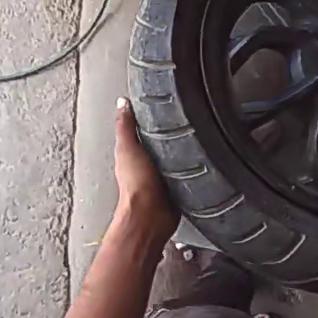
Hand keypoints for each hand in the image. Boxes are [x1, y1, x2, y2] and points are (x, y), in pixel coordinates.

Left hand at [113, 99, 177, 242]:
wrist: (153, 215)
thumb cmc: (138, 186)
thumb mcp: (128, 148)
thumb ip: (126, 125)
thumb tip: (122, 103)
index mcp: (130, 155)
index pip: (138, 131)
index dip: (146, 118)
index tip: (154, 106)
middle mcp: (144, 167)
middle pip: (156, 145)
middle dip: (165, 136)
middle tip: (177, 120)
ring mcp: (159, 179)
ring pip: (170, 159)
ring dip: (178, 152)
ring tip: (190, 139)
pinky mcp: (174, 189)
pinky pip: (182, 174)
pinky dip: (187, 168)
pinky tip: (195, 163)